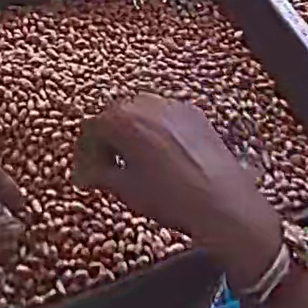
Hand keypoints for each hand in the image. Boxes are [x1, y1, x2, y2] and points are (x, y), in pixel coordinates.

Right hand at [73, 94, 281, 286]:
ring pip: (142, 112)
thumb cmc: (171, 197)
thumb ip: (100, 174)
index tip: (88, 170)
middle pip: (115, 114)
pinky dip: (157, 130)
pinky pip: (166, 116)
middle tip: (109, 165)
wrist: (222, 204)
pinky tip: (163, 156)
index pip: (92, 127)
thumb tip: (85, 173)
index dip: (87, 151)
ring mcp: (173, 106)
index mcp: (123, 119)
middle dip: (109, 138)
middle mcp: (147, 104)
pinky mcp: (194, 114)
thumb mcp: (126, 189)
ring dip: (133, 131)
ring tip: (137, 161)